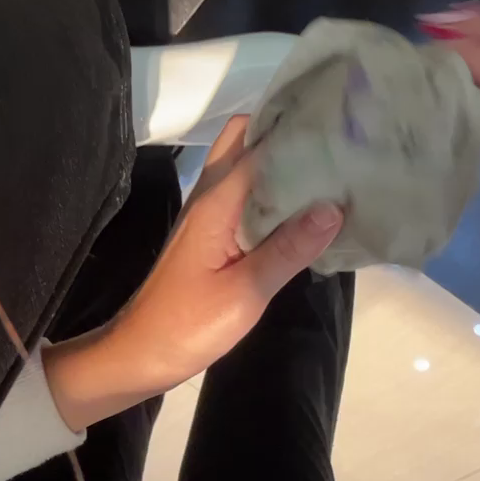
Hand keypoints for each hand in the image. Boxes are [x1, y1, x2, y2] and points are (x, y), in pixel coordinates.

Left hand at [42, 116, 343, 430]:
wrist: (140, 353)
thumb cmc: (188, 325)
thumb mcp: (246, 292)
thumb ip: (288, 249)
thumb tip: (334, 205)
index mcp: (216, 201)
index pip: (258, 145)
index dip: (296, 130)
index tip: (340, 127)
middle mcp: (209, 195)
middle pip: (243, 141)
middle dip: (283, 133)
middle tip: (333, 143)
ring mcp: (208, 213)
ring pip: (243, 166)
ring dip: (278, 162)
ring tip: (330, 168)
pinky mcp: (211, 233)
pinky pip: (243, 195)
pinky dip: (271, 191)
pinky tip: (304, 208)